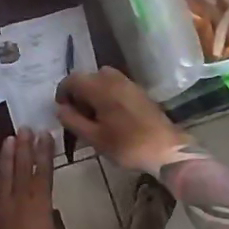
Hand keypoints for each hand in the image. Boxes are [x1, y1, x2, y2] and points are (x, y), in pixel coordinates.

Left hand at [0, 129, 65, 228]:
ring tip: (8, 139)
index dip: (44, 153)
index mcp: (40, 204)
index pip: (42, 172)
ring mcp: (1, 206)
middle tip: (24, 128)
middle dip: (24, 147)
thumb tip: (49, 210)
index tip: (45, 135)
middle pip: (21, 168)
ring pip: (3, 175)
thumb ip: (54, 221)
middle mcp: (19, 200)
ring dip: (6, 156)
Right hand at [56, 67, 189, 173]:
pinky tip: (109, 115)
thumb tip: (60, 108)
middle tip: (78, 112)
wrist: (167, 151)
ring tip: (93, 113)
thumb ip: (72, 120)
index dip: (62, 92)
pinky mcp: (141, 94)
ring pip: (104, 79)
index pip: (73, 79)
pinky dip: (107, 94)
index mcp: (102, 89)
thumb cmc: (126, 145)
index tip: (62, 109)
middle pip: (89, 76)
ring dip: (94, 92)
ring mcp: (131, 85)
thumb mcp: (92, 137)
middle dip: (79, 91)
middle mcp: (116, 81)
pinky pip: (117, 86)